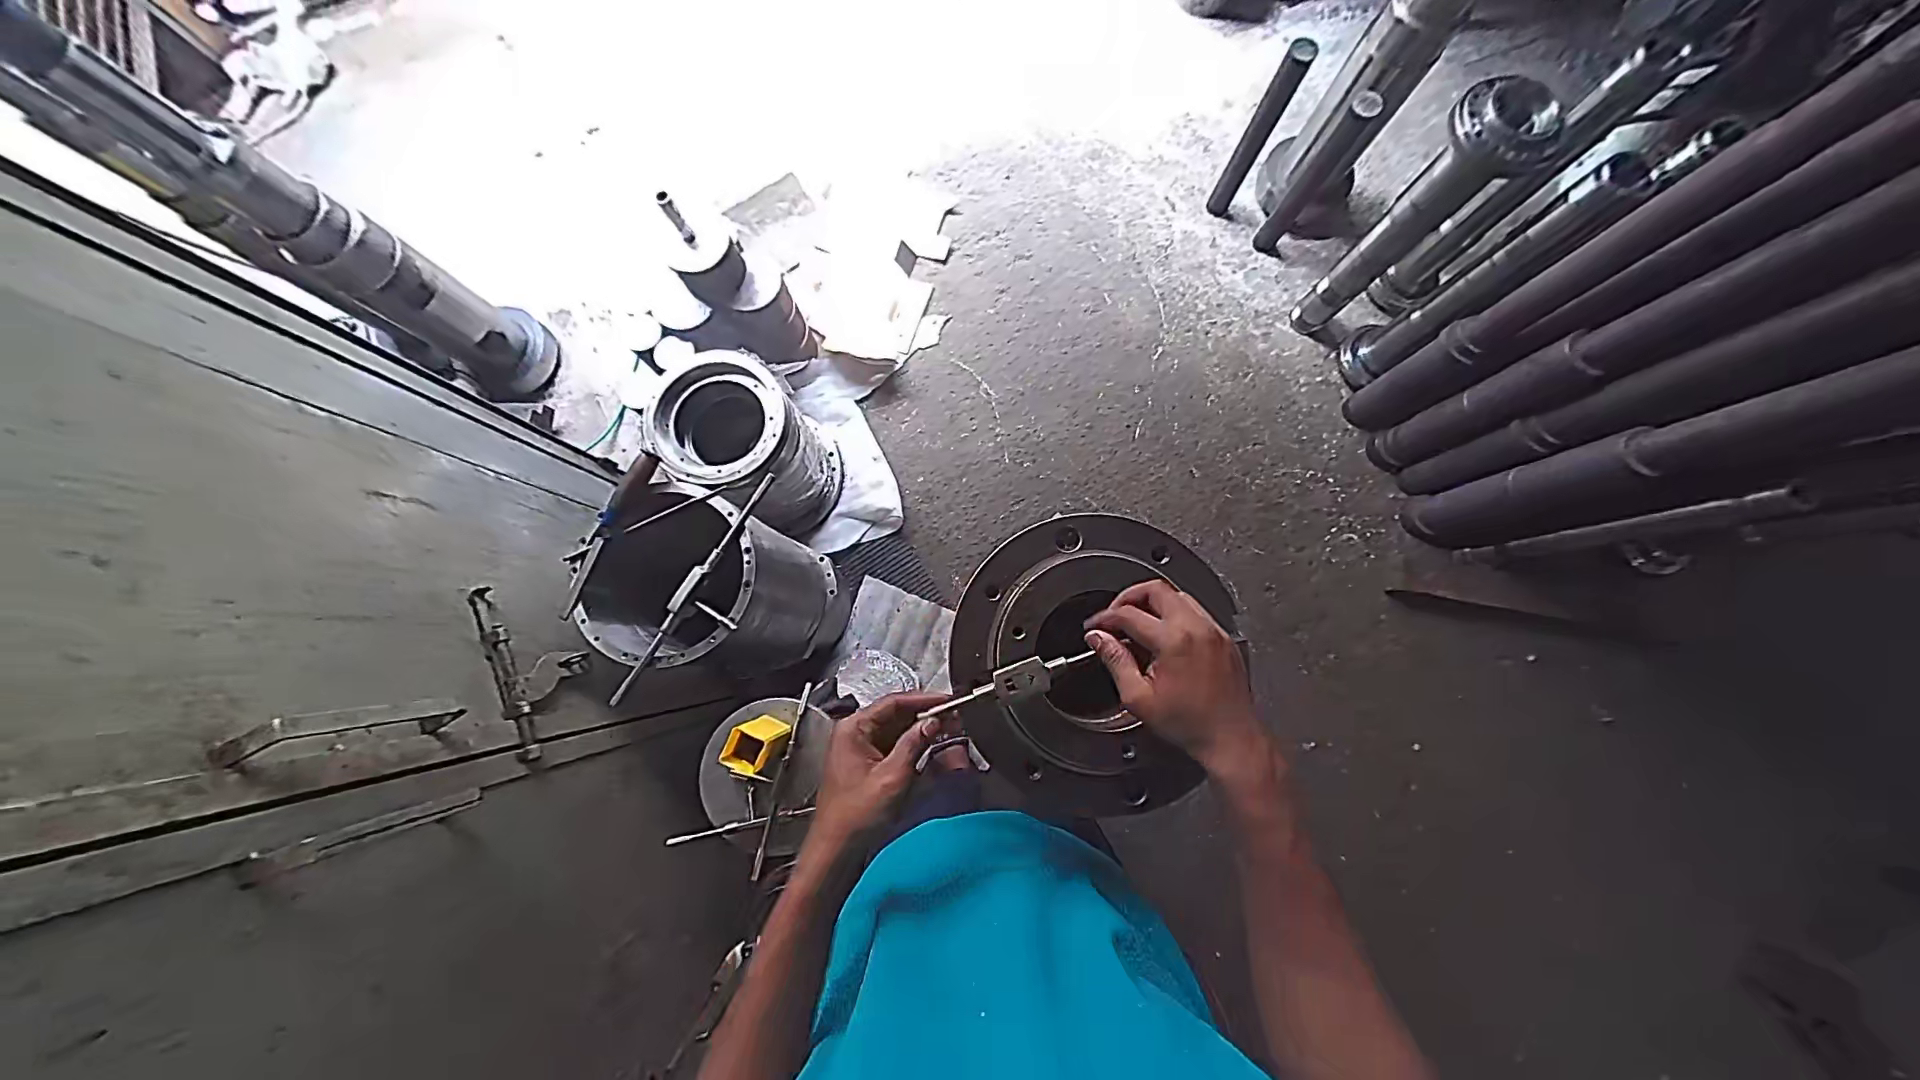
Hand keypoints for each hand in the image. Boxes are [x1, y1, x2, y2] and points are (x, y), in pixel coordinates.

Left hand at [806, 692, 948, 856]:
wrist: (836, 847)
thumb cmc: (853, 816)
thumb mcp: (891, 777)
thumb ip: (914, 745)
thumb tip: (932, 722)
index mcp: (853, 729)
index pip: (894, 702)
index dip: (924, 700)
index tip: (947, 700)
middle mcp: (855, 733)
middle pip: (897, 714)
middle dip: (926, 715)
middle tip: (953, 716)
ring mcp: (861, 748)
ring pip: (898, 729)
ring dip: (922, 730)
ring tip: (948, 729)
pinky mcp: (869, 763)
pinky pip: (896, 745)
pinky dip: (915, 744)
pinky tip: (932, 746)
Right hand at [1083, 580, 1269, 776]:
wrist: (1231, 739)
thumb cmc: (1191, 724)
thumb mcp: (1138, 697)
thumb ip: (1115, 661)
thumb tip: (1099, 639)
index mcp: (1174, 640)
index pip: (1129, 613)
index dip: (1105, 618)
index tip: (1095, 627)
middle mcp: (1197, 628)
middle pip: (1155, 589)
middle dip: (1127, 598)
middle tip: (1114, 616)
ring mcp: (1214, 631)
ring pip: (1177, 595)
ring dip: (1152, 603)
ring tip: (1136, 625)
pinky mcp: (1223, 638)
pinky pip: (1195, 611)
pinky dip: (1173, 614)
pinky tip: (1162, 636)